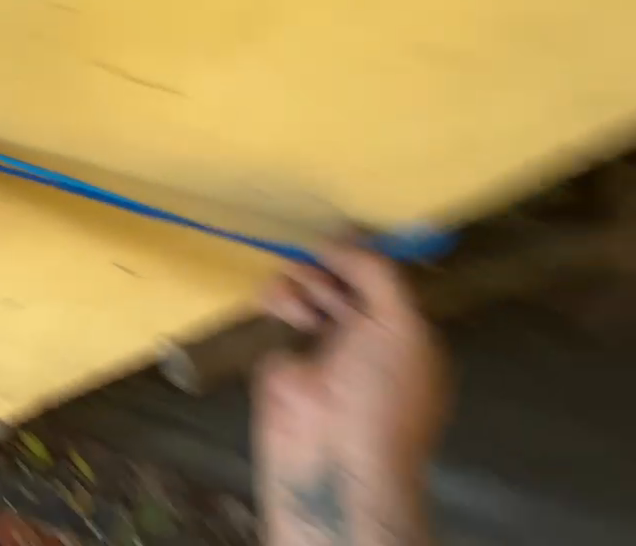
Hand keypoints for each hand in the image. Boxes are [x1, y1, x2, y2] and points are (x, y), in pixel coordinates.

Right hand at [253, 244, 449, 545]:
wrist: (332, 446)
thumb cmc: (380, 390)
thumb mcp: (399, 328)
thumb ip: (377, 275)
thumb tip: (340, 236)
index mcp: (405, 331)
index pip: (384, 277)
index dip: (364, 254)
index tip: (341, 232)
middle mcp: (364, 331)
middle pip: (339, 275)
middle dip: (327, 267)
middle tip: (319, 270)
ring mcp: (319, 337)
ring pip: (302, 284)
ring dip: (299, 285)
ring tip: (300, 307)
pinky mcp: (277, 341)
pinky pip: (272, 302)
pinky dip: (275, 299)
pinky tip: (281, 313)